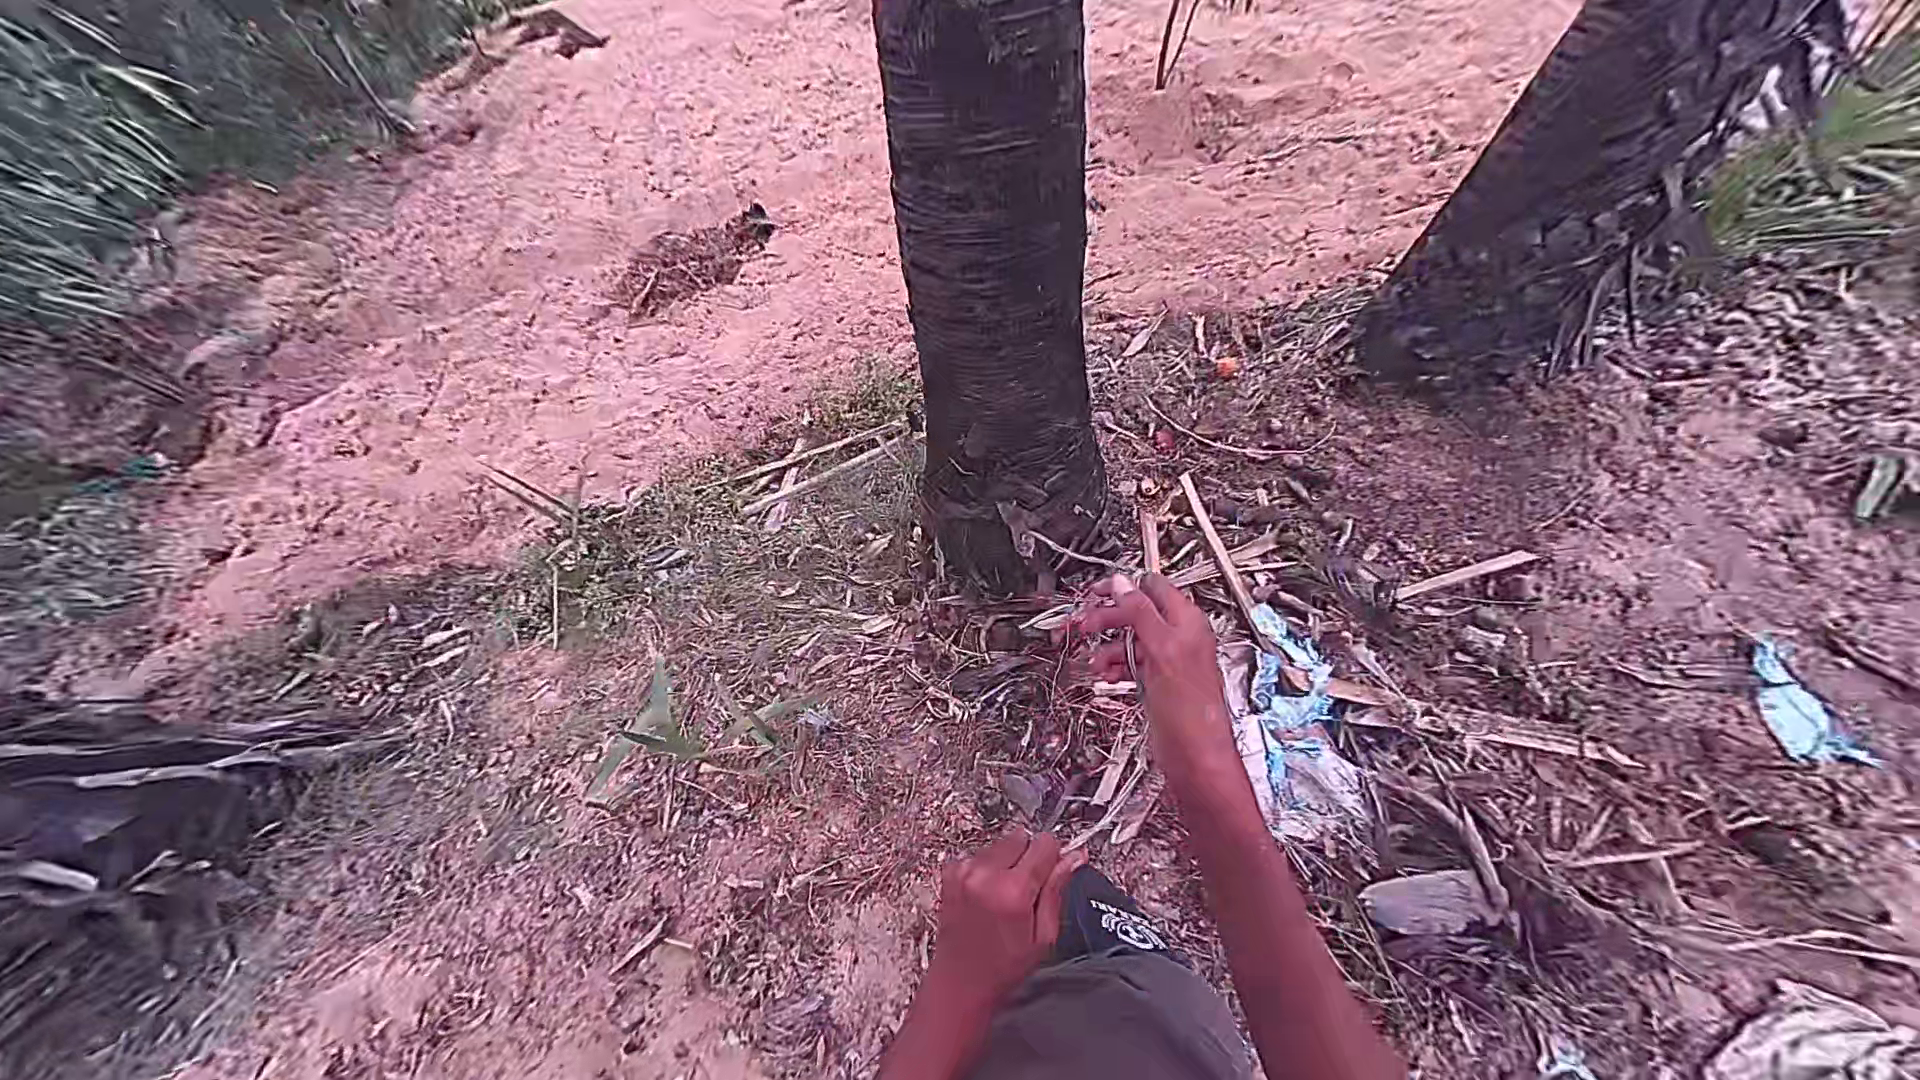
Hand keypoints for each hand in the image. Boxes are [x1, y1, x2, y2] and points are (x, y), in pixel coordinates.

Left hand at [927, 827, 1080, 1010]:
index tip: (1053, 868)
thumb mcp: (1042, 936)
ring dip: (1007, 861)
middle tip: (1028, 889)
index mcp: (1013, 890)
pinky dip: (988, 867)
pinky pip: (980, 853)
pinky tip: (987, 894)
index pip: (1044, 843)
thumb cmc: (1002, 967)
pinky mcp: (952, 870)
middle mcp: (986, 873)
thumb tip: (1074, 856)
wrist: (959, 981)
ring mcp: (965, 869)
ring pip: (1001, 843)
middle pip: (1021, 837)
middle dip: (1029, 857)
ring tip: (1005, 895)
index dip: (1053, 855)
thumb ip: (1057, 890)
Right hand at [1071, 574, 1238, 783]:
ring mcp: (1166, 660)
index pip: (1153, 588)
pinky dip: (1115, 666)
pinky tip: (1107, 675)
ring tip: (1097, 662)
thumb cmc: (1191, 708)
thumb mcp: (1162, 650)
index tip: (1097, 592)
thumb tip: (1122, 584)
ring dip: (1109, 647)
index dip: (1124, 587)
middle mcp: (1178, 638)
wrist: (1195, 755)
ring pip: (1129, 640)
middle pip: (1136, 613)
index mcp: (1187, 622)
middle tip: (1086, 625)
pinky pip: (1129, 663)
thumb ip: (1141, 613)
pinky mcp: (1156, 681)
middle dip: (1109, 619)